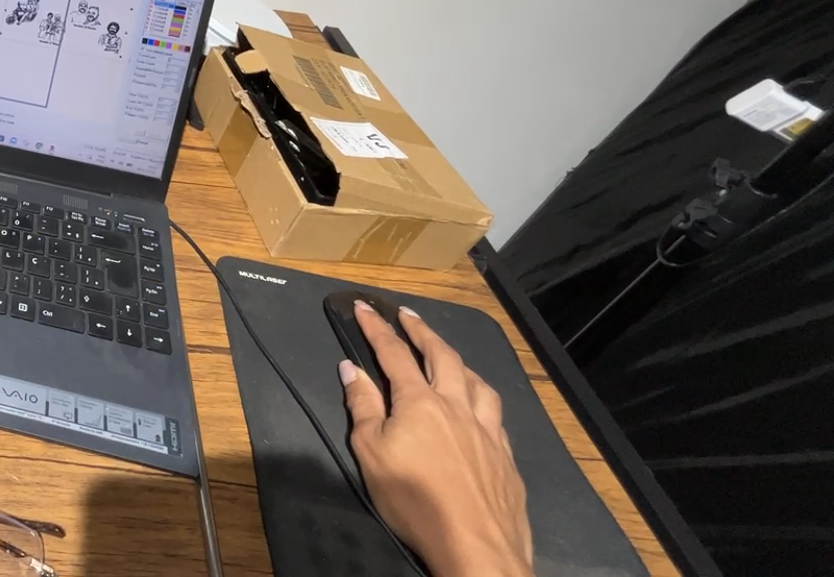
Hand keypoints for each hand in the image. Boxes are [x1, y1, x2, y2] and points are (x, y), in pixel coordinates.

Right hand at [341, 301, 534, 576]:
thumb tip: (352, 368)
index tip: (363, 306)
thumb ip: (362, 406)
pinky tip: (476, 406)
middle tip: (407, 315)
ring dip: (458, 361)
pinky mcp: (507, 459)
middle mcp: (457, 408)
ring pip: (478, 383)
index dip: (377, 327)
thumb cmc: (414, 499)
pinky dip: (481, 398)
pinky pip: (496, 415)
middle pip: (443, 357)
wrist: (477, 552)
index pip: (394, 354)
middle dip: (422, 331)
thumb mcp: (370, 452)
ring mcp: (488, 433)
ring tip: (446, 355)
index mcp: (420, 403)